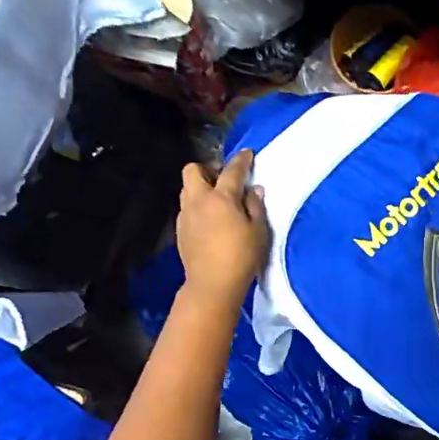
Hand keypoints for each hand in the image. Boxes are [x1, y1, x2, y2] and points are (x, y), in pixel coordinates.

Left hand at [177, 149, 269, 306]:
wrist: (212, 285)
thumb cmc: (241, 257)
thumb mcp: (259, 231)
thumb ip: (255, 206)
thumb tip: (253, 189)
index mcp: (221, 198)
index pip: (232, 170)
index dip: (241, 160)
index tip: (247, 154)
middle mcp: (199, 201)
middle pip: (193, 170)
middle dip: (207, 169)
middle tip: (223, 180)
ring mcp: (185, 215)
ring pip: (187, 189)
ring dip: (200, 187)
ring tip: (216, 201)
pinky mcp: (180, 230)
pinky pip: (186, 208)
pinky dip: (197, 207)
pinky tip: (209, 221)